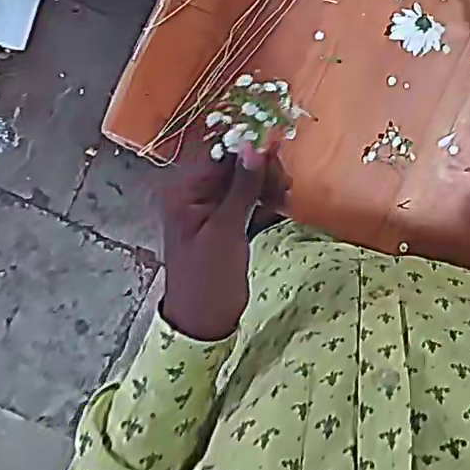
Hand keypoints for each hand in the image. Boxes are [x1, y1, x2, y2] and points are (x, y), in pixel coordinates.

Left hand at [155, 140, 265, 341]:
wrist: (204, 322)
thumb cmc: (208, 276)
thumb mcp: (226, 229)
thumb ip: (242, 186)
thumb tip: (254, 146)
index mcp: (184, 191)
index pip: (221, 155)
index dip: (250, 152)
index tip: (278, 156)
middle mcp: (196, 193)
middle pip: (236, 165)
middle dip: (263, 171)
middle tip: (284, 186)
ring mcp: (212, 207)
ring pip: (247, 180)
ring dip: (268, 185)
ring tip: (284, 199)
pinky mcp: (227, 221)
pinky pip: (250, 198)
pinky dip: (266, 200)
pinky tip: (281, 207)